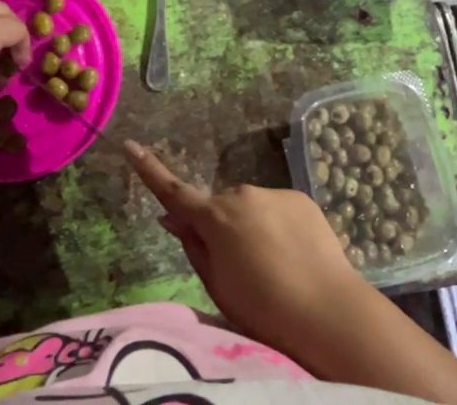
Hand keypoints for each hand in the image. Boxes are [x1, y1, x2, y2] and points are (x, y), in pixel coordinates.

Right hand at [126, 140, 371, 347]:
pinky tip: (294, 257)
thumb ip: (194, 246)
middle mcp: (242, 194)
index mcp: (215, 218)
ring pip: (251, 209)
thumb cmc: (262, 308)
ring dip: (253, 228)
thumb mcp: (217, 285)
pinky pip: (278, 210)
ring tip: (273, 268)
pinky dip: (279, 229)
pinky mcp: (301, 198)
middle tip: (239, 268)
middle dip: (221, 227)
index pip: (173, 191)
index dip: (149, 169)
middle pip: (220, 208)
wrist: (327, 311)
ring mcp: (274, 194)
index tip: (129, 145)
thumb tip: (172, 217)